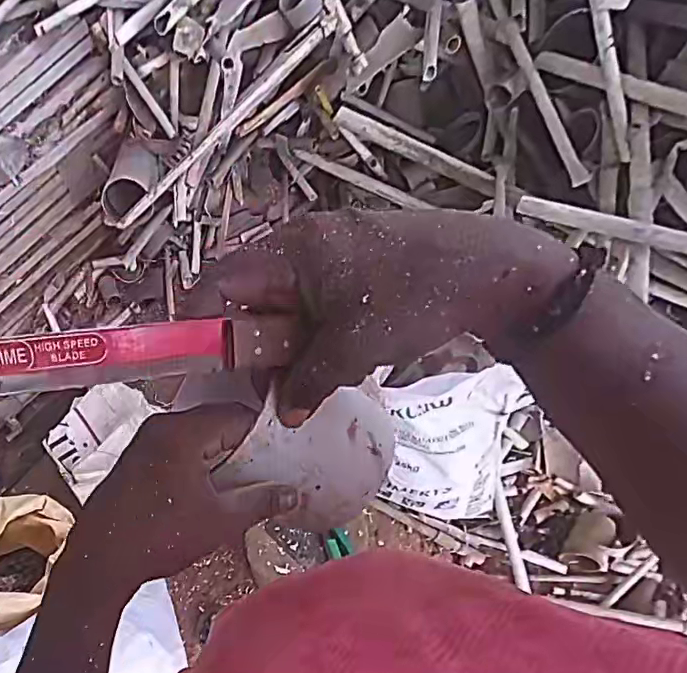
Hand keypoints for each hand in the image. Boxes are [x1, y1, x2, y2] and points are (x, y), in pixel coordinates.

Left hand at [61, 406, 298, 593]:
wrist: (100, 560)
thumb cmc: (159, 537)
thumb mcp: (219, 521)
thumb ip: (259, 502)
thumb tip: (292, 494)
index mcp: (182, 432)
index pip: (237, 414)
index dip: (265, 433)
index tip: (284, 452)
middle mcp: (160, 427)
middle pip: (214, 424)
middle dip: (243, 447)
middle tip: (268, 471)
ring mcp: (143, 444)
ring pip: (194, 439)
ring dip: (219, 458)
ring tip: (242, 484)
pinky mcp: (134, 462)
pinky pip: (175, 452)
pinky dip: (196, 465)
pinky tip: (208, 491)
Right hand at [188, 209, 577, 421]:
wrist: (492, 273)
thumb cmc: (419, 295)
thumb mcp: (354, 348)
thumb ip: (308, 382)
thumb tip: (283, 412)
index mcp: (292, 249)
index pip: (219, 282)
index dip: (199, 322)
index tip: (194, 364)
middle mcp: (300, 246)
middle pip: (245, 297)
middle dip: (246, 343)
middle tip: (255, 382)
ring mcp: (325, 258)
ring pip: (277, 307)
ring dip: (279, 347)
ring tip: (295, 379)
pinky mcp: (345, 274)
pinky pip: (305, 309)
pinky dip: (304, 339)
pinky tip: (321, 364)